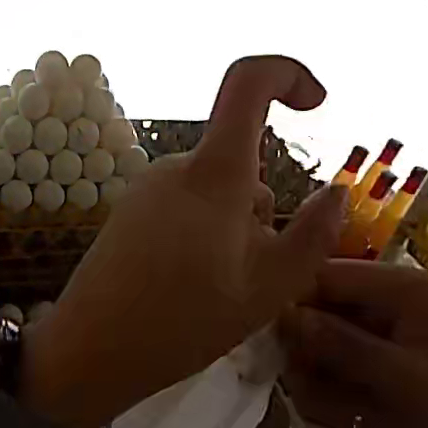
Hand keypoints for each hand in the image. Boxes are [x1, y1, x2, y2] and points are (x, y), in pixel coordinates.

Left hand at [19, 56, 347, 427]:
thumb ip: (312, 236)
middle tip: (260, 278)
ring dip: (235, 231)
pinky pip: (185, 209)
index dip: (288, 74)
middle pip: (240, 164)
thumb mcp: (268, 289)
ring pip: (216, 194)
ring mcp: (146, 190)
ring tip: (223, 294)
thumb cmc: (183, 322)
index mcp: (213, 172)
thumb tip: (337, 193)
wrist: (90, 353)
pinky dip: (206, 237)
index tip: (317, 106)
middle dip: (263, 210)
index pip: (248, 81)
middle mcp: (175, 166)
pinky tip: (191, 291)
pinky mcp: (129, 215)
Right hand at [279, 260, 427, 427]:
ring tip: (336, 412)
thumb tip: (282, 315)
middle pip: (315, 313)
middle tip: (306, 386)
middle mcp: (385, 308)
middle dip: (305, 352)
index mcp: (401, 289)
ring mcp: (378, 343)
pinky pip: (332, 377)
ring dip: (316, 381)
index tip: (267, 339)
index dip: (292, 301)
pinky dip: (330, 399)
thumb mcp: (404, 378)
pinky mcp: (375, 375)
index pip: (325, 274)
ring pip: (318, 349)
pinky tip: (345, 421)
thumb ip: (341, 344)